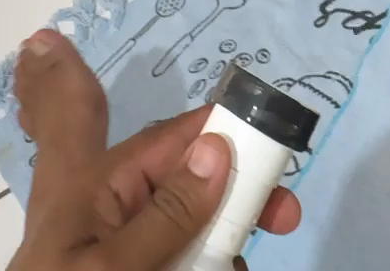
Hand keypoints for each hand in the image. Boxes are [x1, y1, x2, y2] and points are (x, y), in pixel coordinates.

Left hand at [7, 29, 302, 270]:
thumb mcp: (110, 269)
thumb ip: (166, 212)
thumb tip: (217, 145)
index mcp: (103, 184)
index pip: (177, 138)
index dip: (229, 133)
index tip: (278, 150)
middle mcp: (120, 206)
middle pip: (195, 180)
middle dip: (242, 194)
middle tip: (286, 218)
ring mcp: (131, 243)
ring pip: (198, 226)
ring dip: (226, 243)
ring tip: (236, 268)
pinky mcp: (142, 264)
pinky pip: (188, 256)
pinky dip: (211, 265)